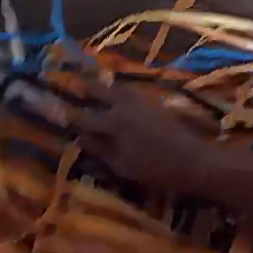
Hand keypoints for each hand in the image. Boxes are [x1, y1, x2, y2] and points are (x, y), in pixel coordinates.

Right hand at [77, 82, 223, 191]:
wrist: (193, 160)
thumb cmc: (155, 168)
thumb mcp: (122, 165)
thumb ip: (100, 149)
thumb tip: (80, 139)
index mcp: (113, 122)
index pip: (85, 117)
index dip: (71, 115)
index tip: (59, 110)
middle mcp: (124, 106)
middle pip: (100, 91)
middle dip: (86, 88)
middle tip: (75, 84)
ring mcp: (141, 101)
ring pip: (117, 87)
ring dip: (104, 86)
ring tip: (95, 84)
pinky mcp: (154, 102)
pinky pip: (131, 91)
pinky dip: (120, 90)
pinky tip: (119, 95)